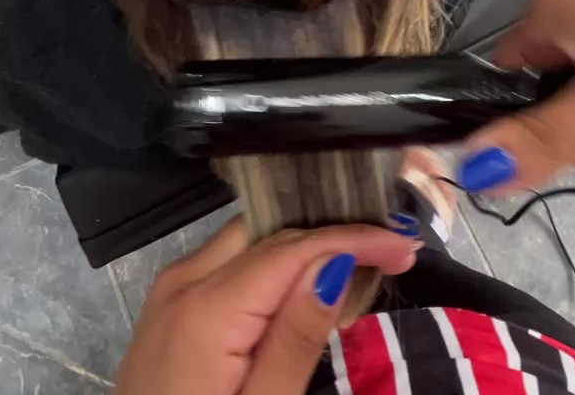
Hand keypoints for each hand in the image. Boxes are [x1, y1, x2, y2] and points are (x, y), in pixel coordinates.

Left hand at [113, 218, 420, 394]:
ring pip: (249, 240)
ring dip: (304, 244)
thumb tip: (335, 264)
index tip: (404, 243)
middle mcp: (184, 279)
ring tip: (362, 258)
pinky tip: (306, 279)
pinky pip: (230, 261)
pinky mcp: (170, 304)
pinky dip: (272, 261)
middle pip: (269, 234)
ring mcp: (172, 288)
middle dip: (332, 234)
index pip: (291, 249)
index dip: (352, 238)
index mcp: (205, 307)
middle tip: (391, 250)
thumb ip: (294, 339)